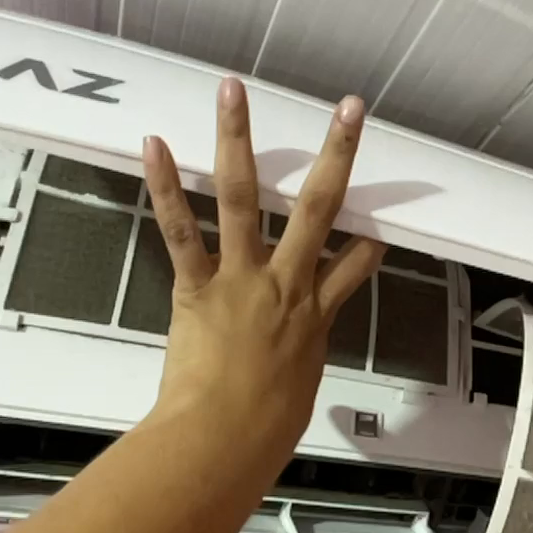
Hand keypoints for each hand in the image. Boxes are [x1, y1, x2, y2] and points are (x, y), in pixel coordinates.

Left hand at [142, 77, 384, 474]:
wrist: (222, 442)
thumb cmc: (265, 428)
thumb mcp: (300, 384)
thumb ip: (300, 351)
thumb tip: (296, 344)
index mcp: (317, 314)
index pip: (357, 263)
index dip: (370, 238)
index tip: (379, 217)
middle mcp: (288, 284)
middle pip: (321, 209)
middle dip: (338, 155)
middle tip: (349, 109)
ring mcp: (243, 279)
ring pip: (244, 198)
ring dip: (238, 139)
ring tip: (233, 89)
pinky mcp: (198, 286)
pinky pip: (181, 230)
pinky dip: (164, 186)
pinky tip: (153, 143)